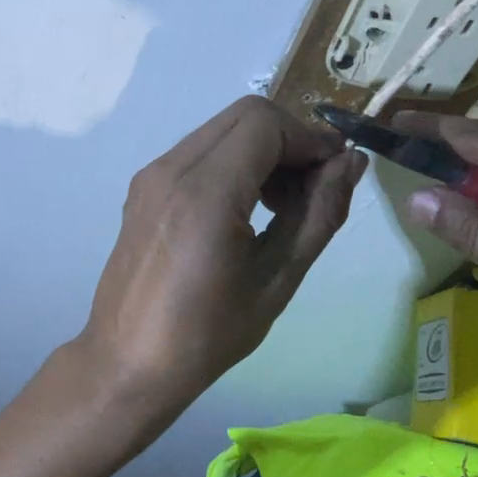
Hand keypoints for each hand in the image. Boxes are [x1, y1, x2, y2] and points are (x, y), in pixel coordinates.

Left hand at [75, 96, 366, 419]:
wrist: (128, 360)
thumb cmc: (207, 333)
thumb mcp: (277, 278)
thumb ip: (319, 213)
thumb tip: (349, 161)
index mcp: (203, 192)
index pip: (266, 123)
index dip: (311, 139)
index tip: (337, 174)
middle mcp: (168, 171)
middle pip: (243, 116)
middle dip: (288, 141)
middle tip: (312, 191)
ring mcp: (148, 179)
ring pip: (217, 131)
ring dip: (259, 151)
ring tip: (280, 207)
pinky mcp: (140, 192)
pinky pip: (194, 154)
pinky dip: (229, 164)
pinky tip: (243, 211)